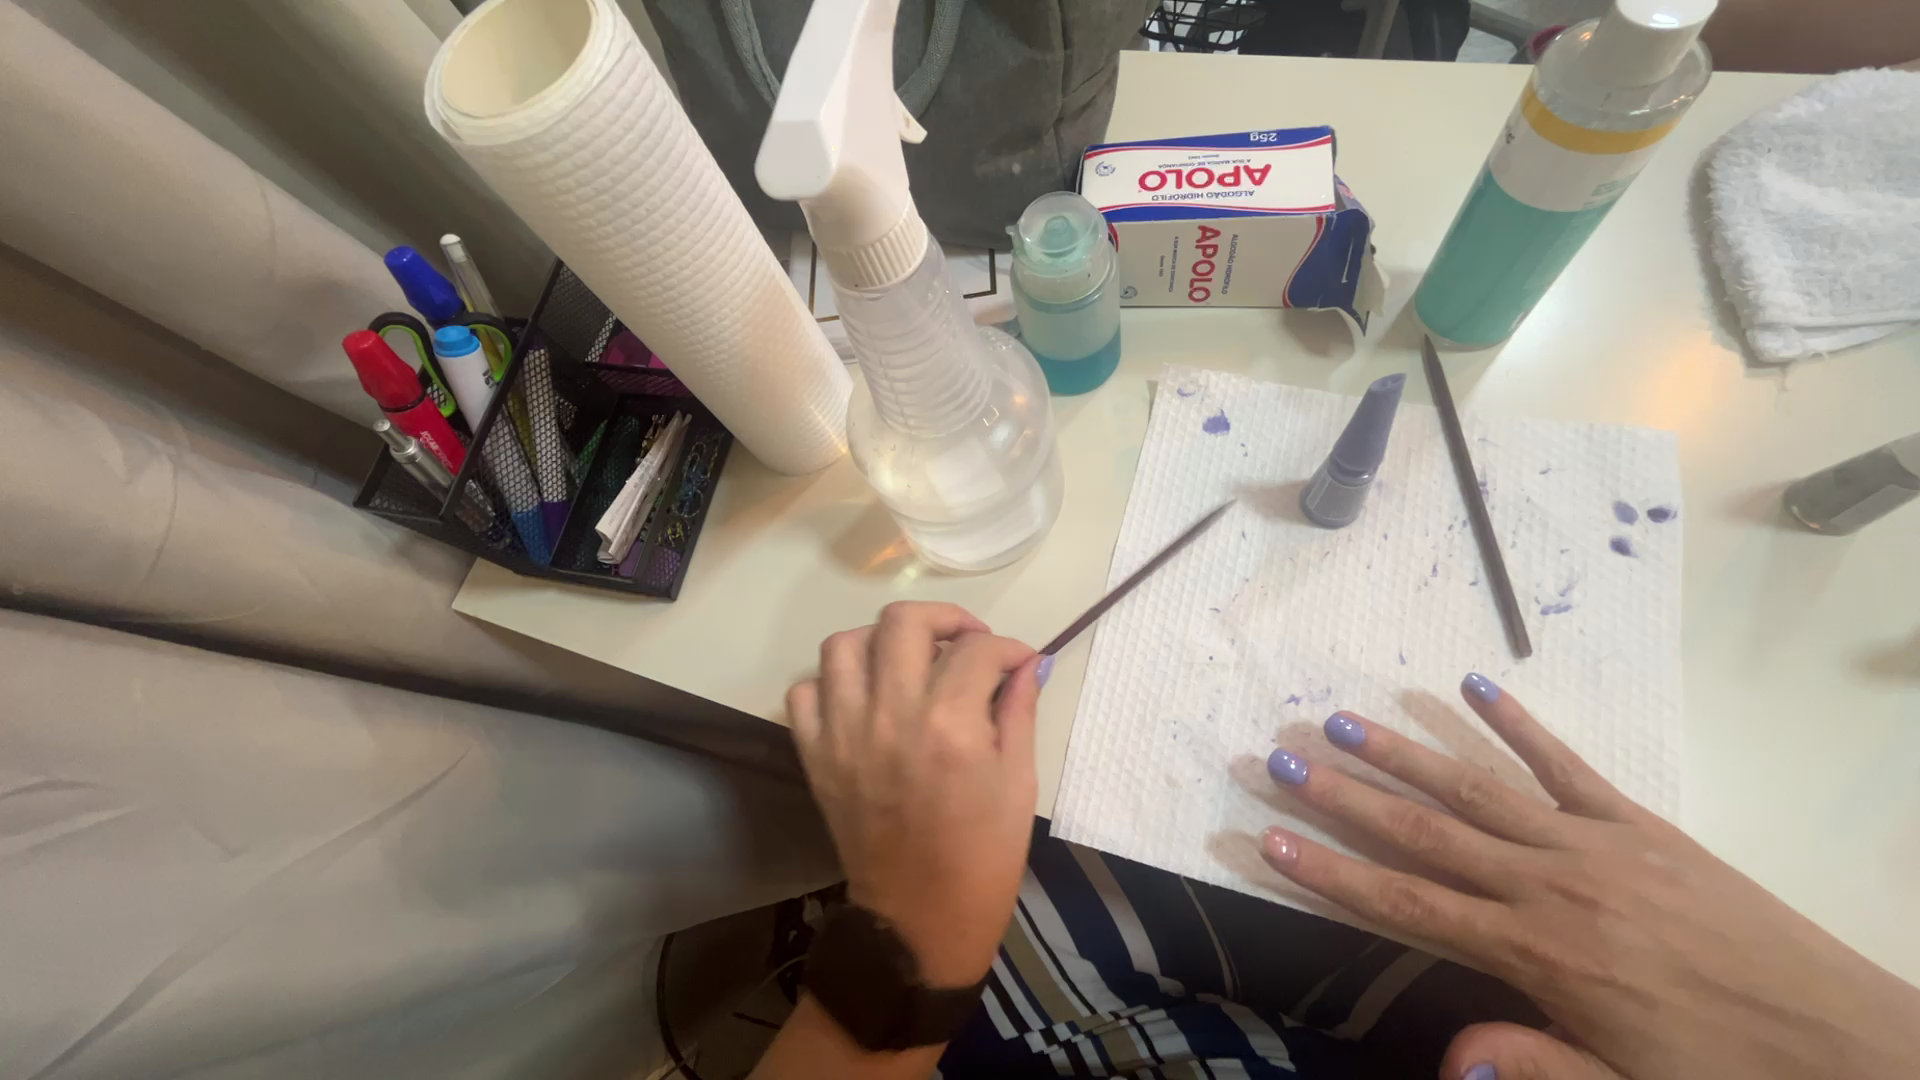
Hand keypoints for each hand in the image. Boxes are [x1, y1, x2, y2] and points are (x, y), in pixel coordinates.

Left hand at [787, 602, 1043, 987]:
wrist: (921, 920)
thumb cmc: (984, 855)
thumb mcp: (1019, 781)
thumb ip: (1019, 710)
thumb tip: (1025, 663)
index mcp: (951, 726)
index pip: (978, 649)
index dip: (1008, 647)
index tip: (1016, 661)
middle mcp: (891, 716)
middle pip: (903, 622)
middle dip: (946, 618)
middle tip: (965, 643)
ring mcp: (844, 734)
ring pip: (844, 644)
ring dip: (882, 641)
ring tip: (908, 661)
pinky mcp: (815, 757)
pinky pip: (804, 693)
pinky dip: (831, 683)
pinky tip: (863, 698)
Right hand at [1260, 673, 1919, 1079]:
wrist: (1865, 1051)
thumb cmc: (1726, 1075)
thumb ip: (1532, 1062)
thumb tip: (1445, 1061)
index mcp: (1536, 952)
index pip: (1405, 902)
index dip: (1331, 872)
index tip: (1270, 840)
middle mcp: (1547, 884)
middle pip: (1420, 830)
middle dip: (1341, 795)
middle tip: (1281, 759)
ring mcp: (1590, 842)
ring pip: (1473, 788)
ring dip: (1401, 751)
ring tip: (1342, 719)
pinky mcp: (1636, 822)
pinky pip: (1565, 765)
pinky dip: (1516, 724)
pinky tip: (1472, 684)